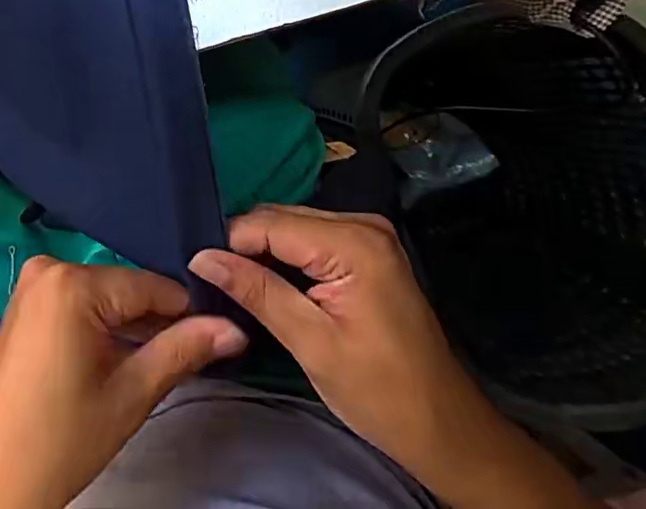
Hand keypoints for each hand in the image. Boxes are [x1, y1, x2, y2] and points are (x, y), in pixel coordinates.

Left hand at [0, 257, 246, 508]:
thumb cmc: (63, 438)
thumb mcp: (131, 393)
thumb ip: (183, 351)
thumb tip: (235, 328)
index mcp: (73, 283)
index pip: (150, 286)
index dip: (187, 312)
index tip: (217, 334)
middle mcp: (49, 268)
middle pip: (125, 288)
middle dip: (157, 319)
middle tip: (188, 354)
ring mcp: (33, 284)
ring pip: (104, 295)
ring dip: (131, 323)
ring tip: (157, 359)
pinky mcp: (26, 302)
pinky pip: (79, 301)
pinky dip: (102, 324)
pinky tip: (120, 355)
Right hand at [190, 205, 595, 508]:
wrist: (446, 426)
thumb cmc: (381, 393)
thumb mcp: (312, 344)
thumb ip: (257, 292)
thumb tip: (202, 258)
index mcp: (353, 242)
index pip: (269, 223)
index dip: (230, 244)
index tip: (199, 272)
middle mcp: (362, 223)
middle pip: (280, 219)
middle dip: (244, 246)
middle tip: (212, 280)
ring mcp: (368, 232)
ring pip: (292, 225)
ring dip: (262, 250)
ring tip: (234, 282)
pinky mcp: (367, 246)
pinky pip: (310, 237)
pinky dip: (285, 255)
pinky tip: (268, 280)